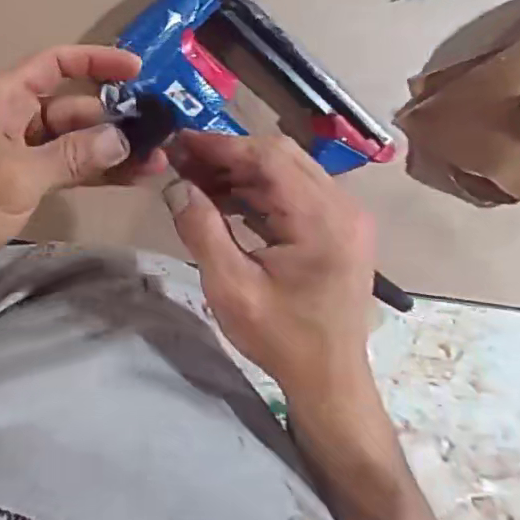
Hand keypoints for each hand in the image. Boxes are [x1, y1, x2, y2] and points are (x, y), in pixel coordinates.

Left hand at [0, 45, 165, 269]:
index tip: (139, 71)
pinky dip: (98, 170)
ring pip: (77, 139)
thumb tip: (122, 138)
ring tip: (159, 160)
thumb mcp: (19, 175)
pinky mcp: (30, 178)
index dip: (96, 61)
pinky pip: (71, 166)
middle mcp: (18, 117)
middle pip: (74, 105)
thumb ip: (71, 155)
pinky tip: (133, 178)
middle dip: (115, 116)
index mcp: (7, 99)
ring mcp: (25, 150)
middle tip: (164, 131)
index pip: (55, 63)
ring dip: (113, 148)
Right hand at [164, 131, 376, 400]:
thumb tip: (176, 185)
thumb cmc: (279, 336)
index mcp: (322, 220)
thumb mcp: (229, 286)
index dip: (220, 145)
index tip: (177, 142)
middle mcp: (342, 208)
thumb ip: (201, 229)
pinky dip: (255, 188)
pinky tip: (222, 198)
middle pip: (280, 155)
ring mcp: (344, 216)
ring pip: (286, 170)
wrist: (328, 377)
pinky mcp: (337, 228)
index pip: (269, 158)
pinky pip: (293, 191)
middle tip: (180, 160)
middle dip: (227, 153)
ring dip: (239, 170)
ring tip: (193, 179)